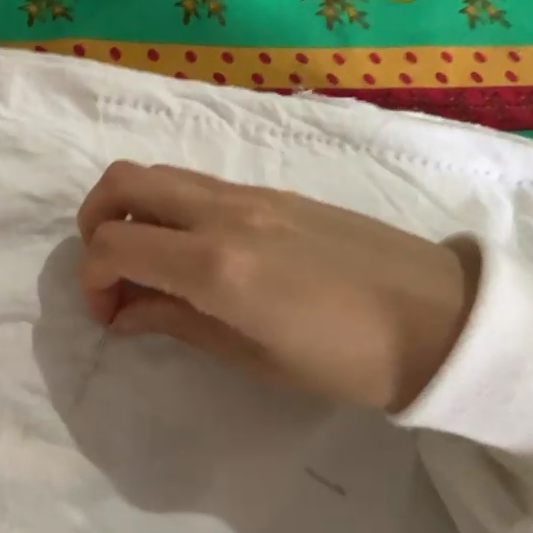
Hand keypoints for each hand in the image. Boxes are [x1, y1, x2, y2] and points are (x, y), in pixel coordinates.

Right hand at [76, 162, 480, 412]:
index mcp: (215, 266)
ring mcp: (244, 193)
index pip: (115, 245)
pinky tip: (190, 247)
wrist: (441, 318)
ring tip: (144, 257)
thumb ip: (177, 322)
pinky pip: (192, 182)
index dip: (91, 278)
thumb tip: (122, 313)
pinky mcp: (266, 189)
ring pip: (155, 173)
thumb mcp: (253, 358)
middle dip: (93, 221)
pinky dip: (166, 204)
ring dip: (128, 207)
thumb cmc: (347, 359)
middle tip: (106, 268)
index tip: (106, 312)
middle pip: (122, 183)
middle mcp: (220, 214)